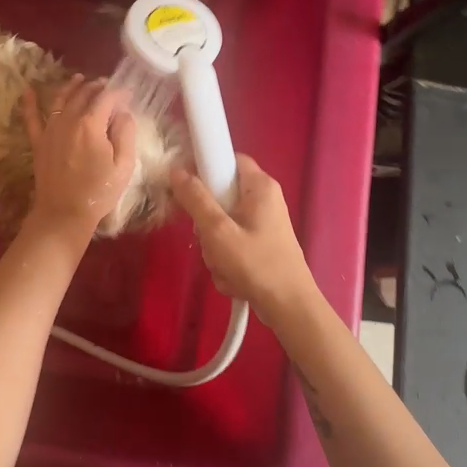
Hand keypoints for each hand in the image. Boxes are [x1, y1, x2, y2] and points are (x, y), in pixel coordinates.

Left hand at [23, 76, 137, 235]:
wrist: (64, 214)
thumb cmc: (98, 192)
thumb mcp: (124, 166)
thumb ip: (126, 134)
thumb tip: (124, 113)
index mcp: (92, 125)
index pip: (107, 99)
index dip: (119, 93)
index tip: (129, 93)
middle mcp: (69, 120)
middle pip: (83, 95)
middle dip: (97, 87)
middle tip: (107, 86)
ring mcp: (51, 130)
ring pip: (61, 100)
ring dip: (71, 87)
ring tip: (80, 78)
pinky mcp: (39, 142)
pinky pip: (32, 117)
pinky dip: (30, 102)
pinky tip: (29, 89)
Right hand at [170, 155, 318, 323]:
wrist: (290, 308)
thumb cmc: (257, 265)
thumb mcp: (219, 231)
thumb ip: (196, 200)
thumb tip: (176, 170)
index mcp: (259, 185)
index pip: (226, 157)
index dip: (202, 167)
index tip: (184, 187)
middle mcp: (263, 198)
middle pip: (219, 194)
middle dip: (207, 221)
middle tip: (208, 238)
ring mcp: (262, 223)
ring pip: (221, 223)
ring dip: (214, 246)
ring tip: (223, 264)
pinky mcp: (259, 244)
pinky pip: (230, 242)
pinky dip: (225, 259)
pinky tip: (232, 277)